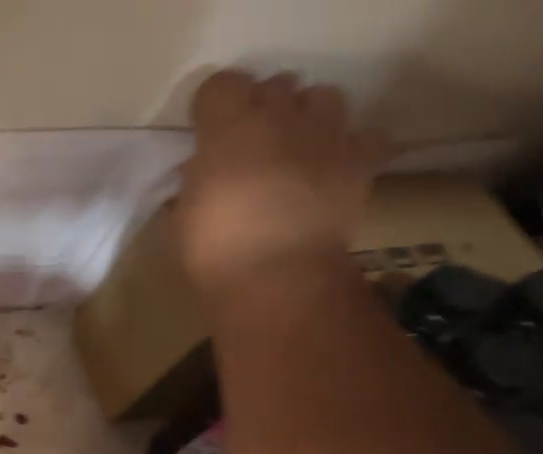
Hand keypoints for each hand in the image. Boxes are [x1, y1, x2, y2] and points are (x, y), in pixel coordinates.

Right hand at [178, 70, 383, 291]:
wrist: (277, 279)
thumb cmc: (212, 253)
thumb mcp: (180, 218)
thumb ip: (193, 182)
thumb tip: (202, 171)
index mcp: (228, 131)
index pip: (221, 86)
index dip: (210, 106)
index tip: (202, 132)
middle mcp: (282, 118)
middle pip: (274, 85)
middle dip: (258, 107)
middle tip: (245, 143)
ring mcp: (328, 135)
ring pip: (321, 97)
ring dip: (304, 115)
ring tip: (291, 147)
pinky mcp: (361, 158)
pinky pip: (362, 135)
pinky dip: (347, 146)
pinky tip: (329, 168)